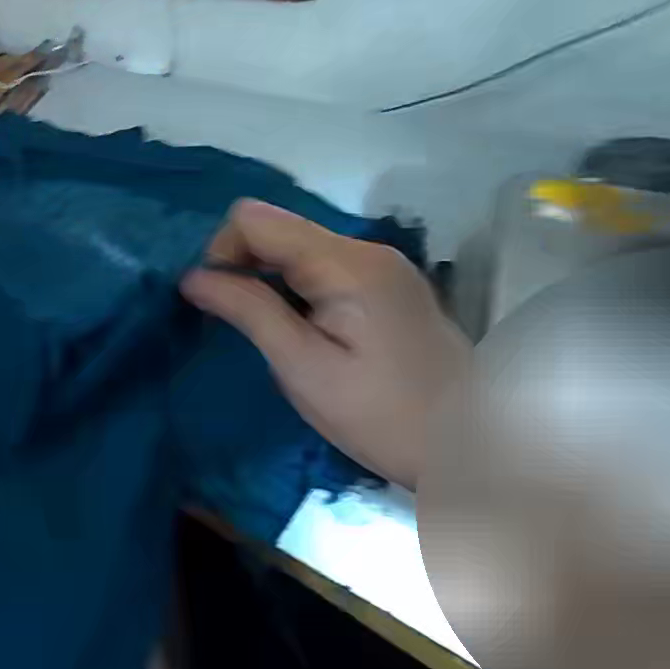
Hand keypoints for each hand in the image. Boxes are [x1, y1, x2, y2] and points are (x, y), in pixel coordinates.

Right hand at [179, 200, 468, 489]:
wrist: (477, 449)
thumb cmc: (384, 416)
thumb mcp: (303, 369)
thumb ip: (248, 310)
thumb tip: (192, 277)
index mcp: (346, 264)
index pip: (255, 219)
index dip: (221, 251)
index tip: (216, 300)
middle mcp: (362, 248)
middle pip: (273, 226)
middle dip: (239, 262)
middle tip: (233, 317)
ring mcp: (376, 262)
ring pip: (291, 242)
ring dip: (262, 273)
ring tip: (261, 323)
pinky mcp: (381, 281)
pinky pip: (314, 261)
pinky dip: (287, 281)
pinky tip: (292, 321)